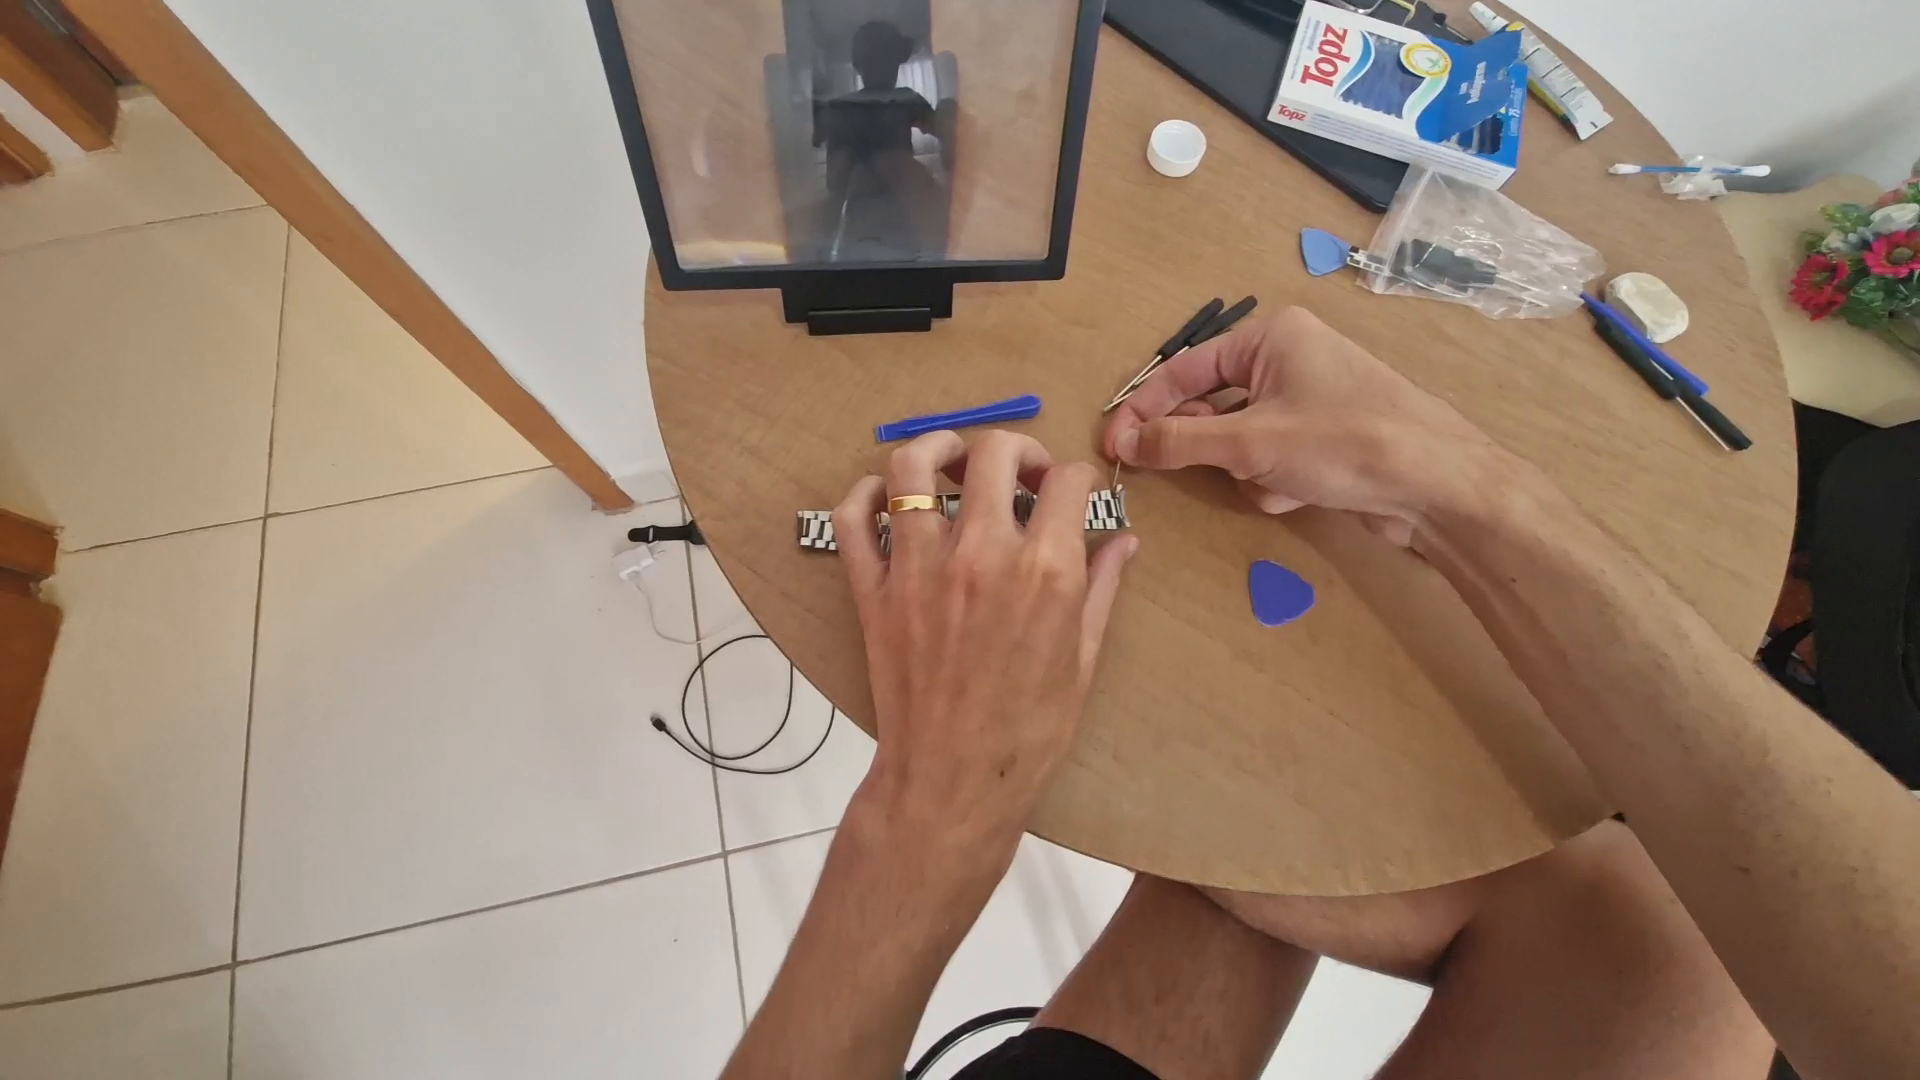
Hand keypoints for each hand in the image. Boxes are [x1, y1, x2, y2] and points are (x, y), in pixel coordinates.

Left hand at [833, 430, 1138, 860]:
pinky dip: (864, 494)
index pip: (1066, 477)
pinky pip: (852, 519)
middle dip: (1015, 449)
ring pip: (912, 467)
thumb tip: (1124, 540)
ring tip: (951, 465)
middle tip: (1017, 474)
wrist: (954, 780)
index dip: (1075, 475)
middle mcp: (981, 554)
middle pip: (993, 453)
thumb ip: (1102, 588)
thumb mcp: (1084, 659)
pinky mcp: (873, 590)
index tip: (1067, 491)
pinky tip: (888, 499)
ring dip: (936, 450)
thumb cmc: (1029, 729)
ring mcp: (918, 568)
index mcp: (1046, 570)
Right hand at [1102, 307, 1512, 548]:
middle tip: (1191, 469)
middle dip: (1210, 447)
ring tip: (1278, 479)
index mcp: (1268, 337)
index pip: (1183, 369)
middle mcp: (1284, 359)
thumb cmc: (1344, 443)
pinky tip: (1303, 489)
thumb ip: (1179, 440)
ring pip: (1235, 439)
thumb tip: (1125, 442)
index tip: (1115, 444)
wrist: (1438, 487)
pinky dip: (1272, 479)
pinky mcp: (1318, 437)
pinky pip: (1265, 457)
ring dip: (1245, 469)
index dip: (1143, 408)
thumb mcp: (1250, 442)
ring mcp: (1304, 399)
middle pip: (1208, 406)